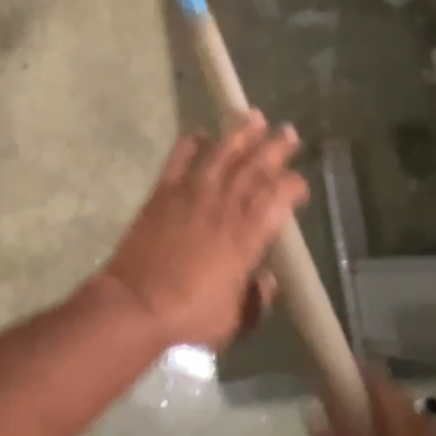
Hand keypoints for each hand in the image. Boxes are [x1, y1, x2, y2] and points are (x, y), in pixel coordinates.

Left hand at [96, 111, 308, 351]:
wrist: (137, 304)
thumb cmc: (190, 316)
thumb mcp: (235, 318)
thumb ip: (255, 298)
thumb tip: (266, 281)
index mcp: (248, 234)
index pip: (279, 198)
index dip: (293, 186)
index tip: (299, 183)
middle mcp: (224, 205)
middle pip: (255, 167)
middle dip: (274, 147)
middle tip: (288, 131)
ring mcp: (192, 194)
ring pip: (221, 153)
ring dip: (239, 133)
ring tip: (254, 116)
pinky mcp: (162, 192)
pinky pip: (179, 158)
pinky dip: (191, 143)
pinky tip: (200, 134)